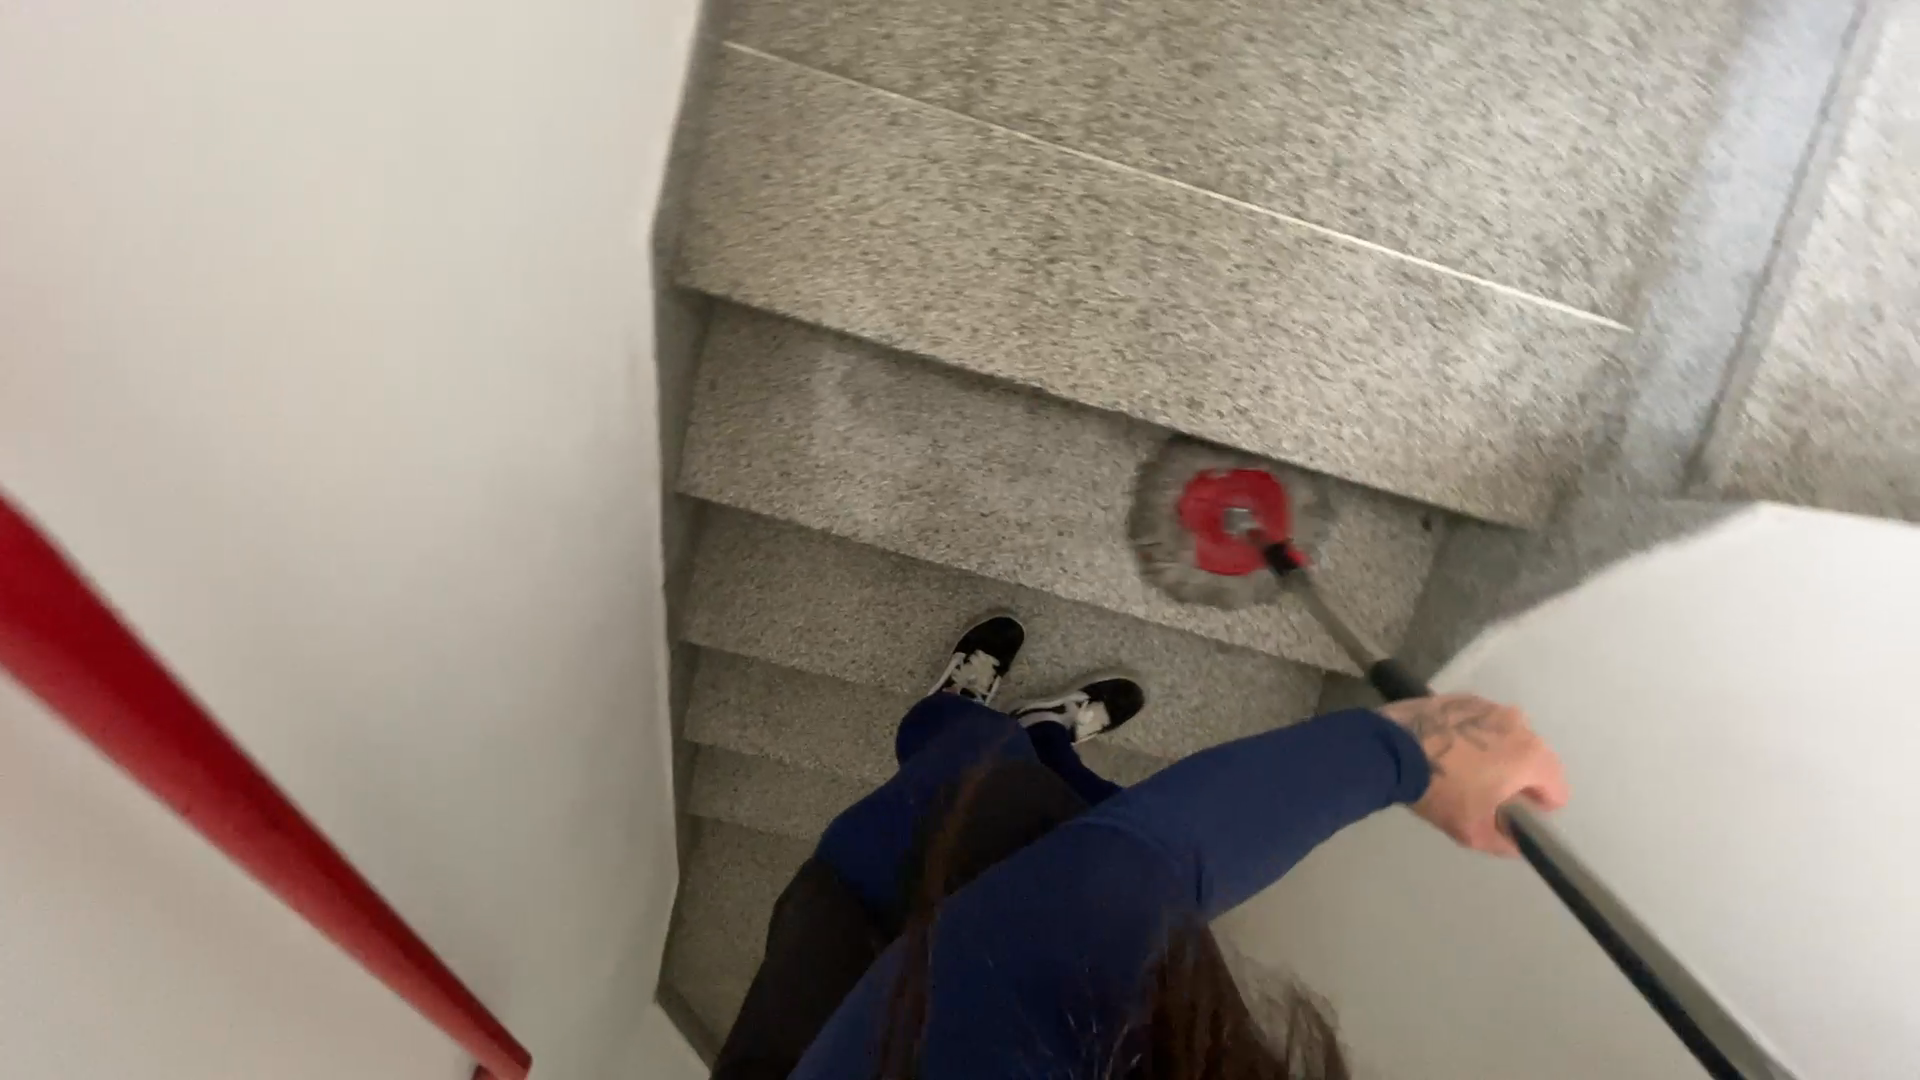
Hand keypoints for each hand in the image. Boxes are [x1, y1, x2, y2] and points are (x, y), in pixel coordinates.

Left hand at [1377, 694, 1569, 856]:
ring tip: (1463, 768)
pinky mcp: (1456, 697)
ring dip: (1493, 752)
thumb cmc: (1438, 789)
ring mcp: (1485, 705)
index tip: (1510, 812)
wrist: (1387, 748)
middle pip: (1531, 759)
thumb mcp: (1473, 831)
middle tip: (1484, 791)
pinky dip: (1469, 734)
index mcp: (1532, 756)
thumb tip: (1517, 842)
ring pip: (1503, 737)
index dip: (1536, 806)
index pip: (1555, 789)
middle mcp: (1517, 723)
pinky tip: (1446, 746)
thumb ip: (1506, 842)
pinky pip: (1475, 721)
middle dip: (1515, 777)